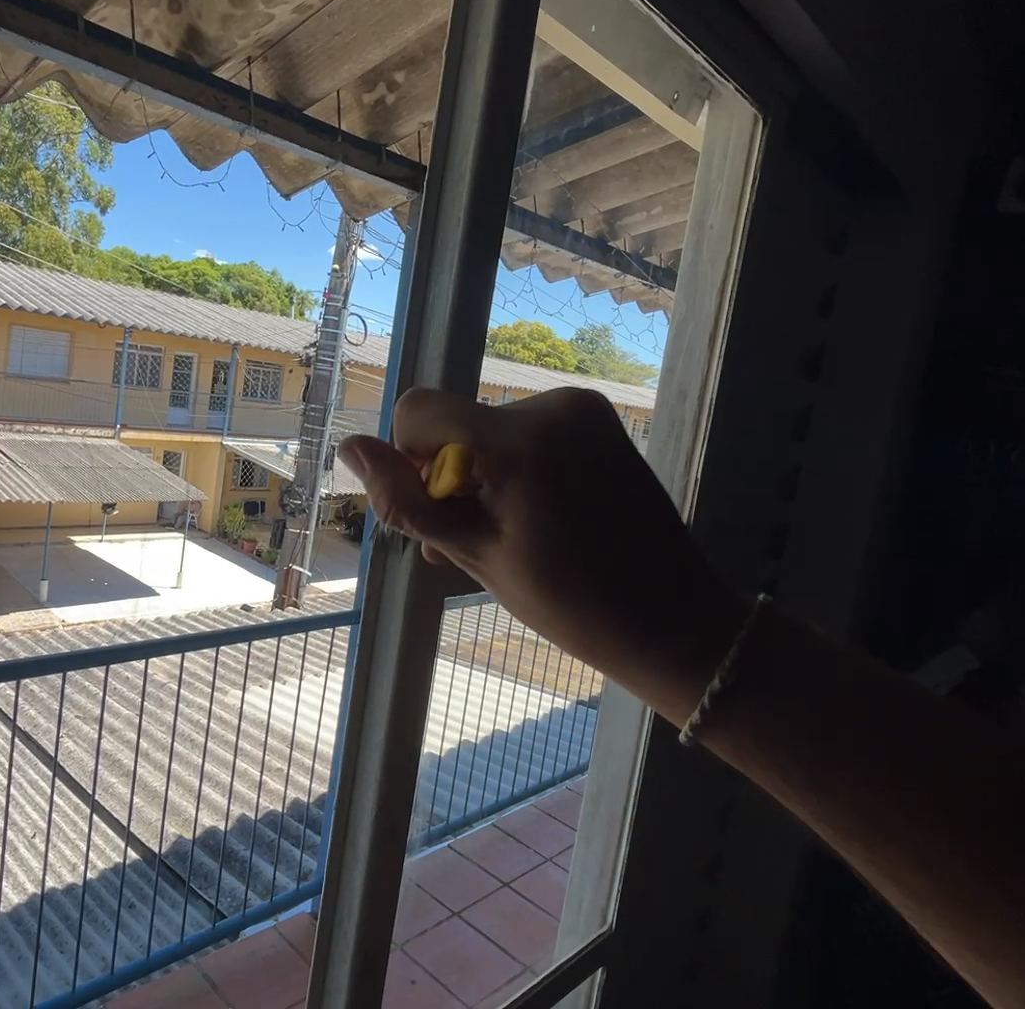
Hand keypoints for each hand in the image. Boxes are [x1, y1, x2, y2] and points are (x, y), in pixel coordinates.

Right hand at [337, 387, 745, 717]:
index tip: (439, 515)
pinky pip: (525, 433)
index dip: (410, 462)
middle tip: (468, 545)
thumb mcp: (475, 555)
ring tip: (502, 539)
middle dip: (447, 478)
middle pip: (455, 423)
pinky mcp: (596, 420)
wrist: (675, 619)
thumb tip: (349, 448)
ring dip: (479, 479)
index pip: (420, 410)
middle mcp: (551, 406)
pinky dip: (513, 469)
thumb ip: (409, 501)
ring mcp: (580, 409)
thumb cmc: (571, 603)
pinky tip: (533, 518)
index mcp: (520, 440)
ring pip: (487, 431)